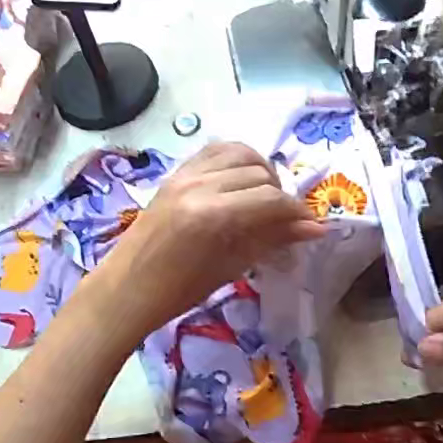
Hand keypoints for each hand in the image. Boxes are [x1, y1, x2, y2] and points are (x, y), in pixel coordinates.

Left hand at [76, 142, 323, 344]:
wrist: (128, 288)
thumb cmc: (179, 290)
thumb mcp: (232, 266)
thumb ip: (272, 239)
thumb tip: (314, 228)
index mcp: (212, 214)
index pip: (270, 198)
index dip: (296, 211)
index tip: (310, 226)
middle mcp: (199, 185)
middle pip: (259, 173)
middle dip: (280, 194)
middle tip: (285, 219)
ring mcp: (184, 174)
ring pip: (239, 153)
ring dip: (260, 171)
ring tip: (263, 198)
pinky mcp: (175, 173)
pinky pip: (215, 152)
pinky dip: (235, 161)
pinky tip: (240, 184)